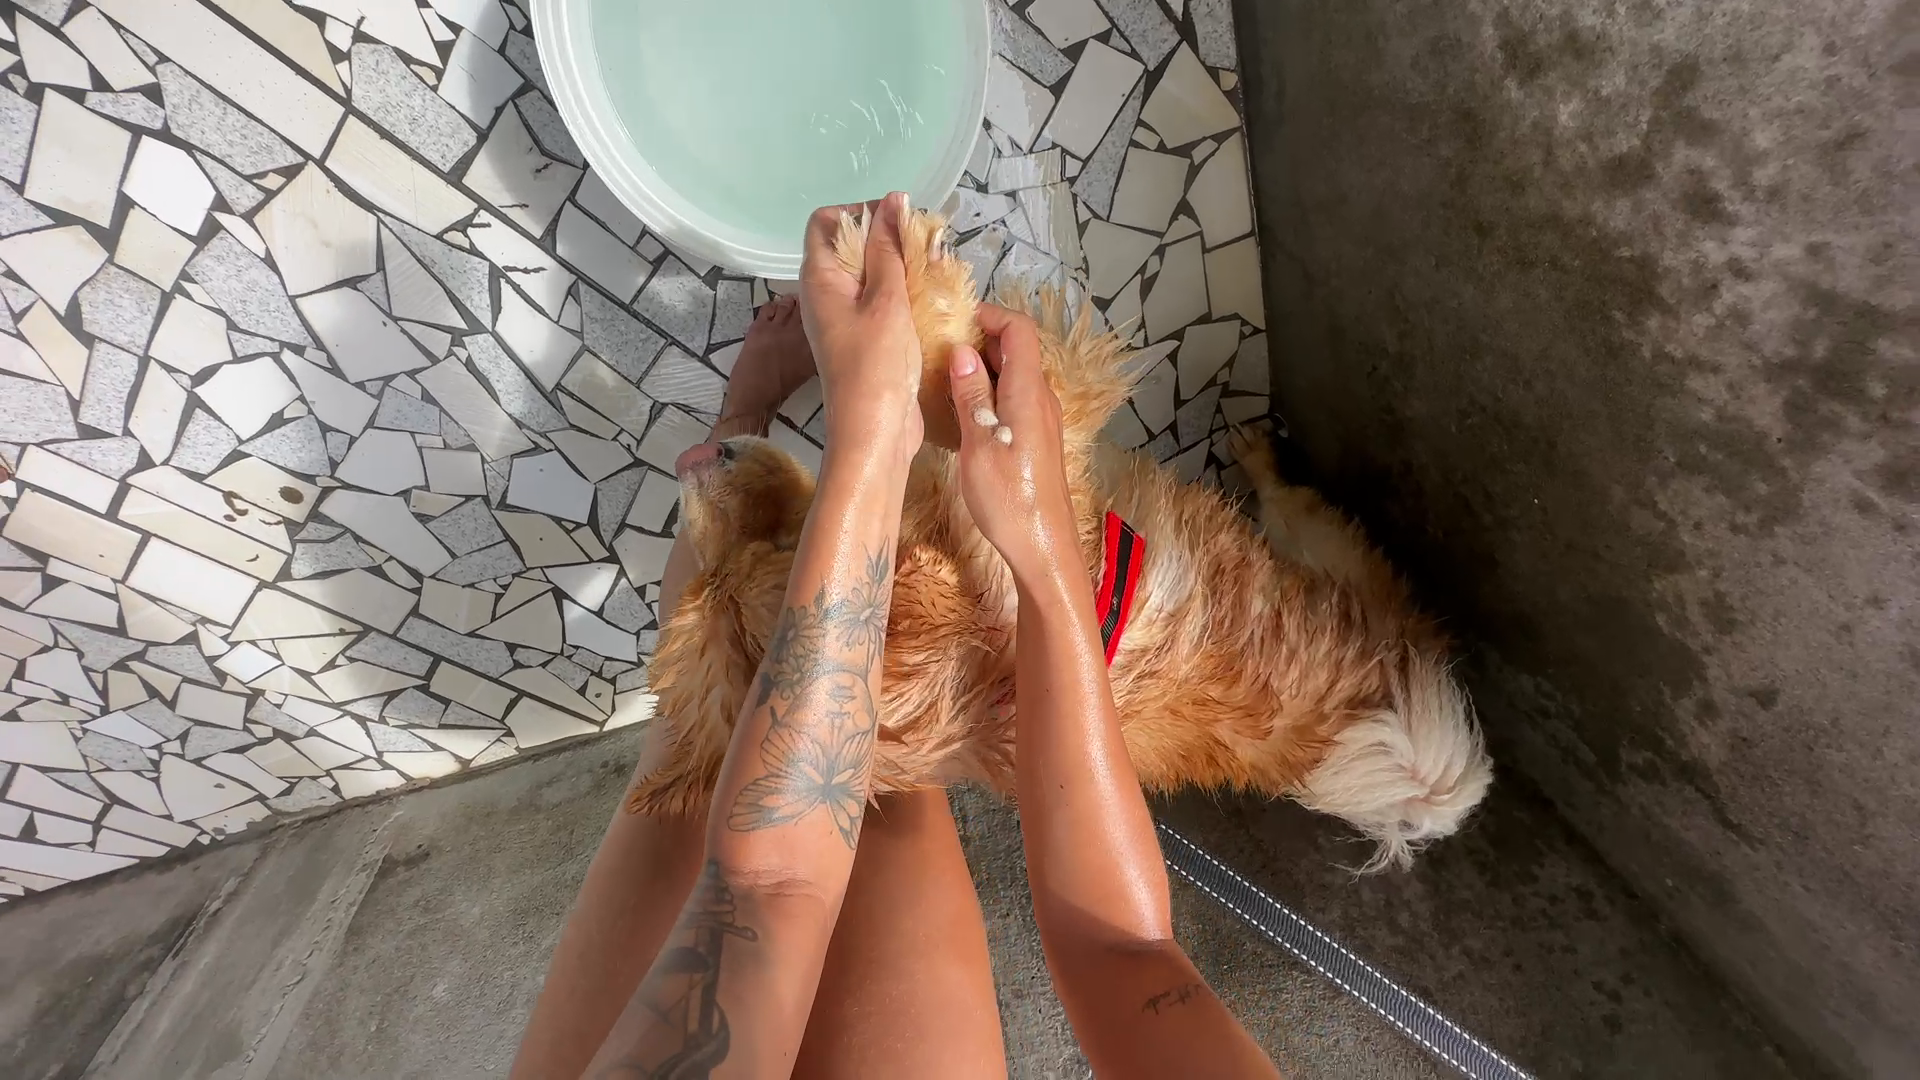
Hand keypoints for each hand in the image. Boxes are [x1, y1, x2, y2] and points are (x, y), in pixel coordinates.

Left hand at [713, 295, 813, 438]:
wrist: (752, 399)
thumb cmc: (780, 392)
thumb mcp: (806, 373)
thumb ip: (813, 355)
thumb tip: (818, 340)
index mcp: (814, 351)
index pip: (824, 323)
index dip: (823, 313)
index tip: (824, 310)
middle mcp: (800, 337)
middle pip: (807, 310)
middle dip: (808, 304)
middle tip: (808, 301)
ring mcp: (778, 330)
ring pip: (788, 305)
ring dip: (792, 302)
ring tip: (794, 301)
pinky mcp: (759, 328)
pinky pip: (769, 308)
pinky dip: (773, 305)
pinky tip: (775, 308)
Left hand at [799, 193, 923, 459]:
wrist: (874, 431)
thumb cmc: (875, 365)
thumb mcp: (886, 299)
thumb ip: (889, 248)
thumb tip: (893, 201)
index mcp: (818, 279)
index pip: (826, 222)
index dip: (859, 212)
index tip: (898, 223)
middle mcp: (825, 296)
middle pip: (850, 247)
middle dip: (888, 240)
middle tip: (924, 248)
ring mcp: (844, 320)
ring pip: (870, 277)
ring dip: (900, 269)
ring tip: (933, 272)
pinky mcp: (864, 341)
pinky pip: (880, 305)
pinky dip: (902, 297)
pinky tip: (930, 301)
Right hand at [947, 304, 1077, 585]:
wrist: (1043, 548)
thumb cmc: (1008, 501)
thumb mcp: (978, 446)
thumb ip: (971, 396)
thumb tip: (962, 351)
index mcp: (1029, 393)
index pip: (1020, 330)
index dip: (990, 316)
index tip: (955, 323)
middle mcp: (1043, 400)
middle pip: (1018, 350)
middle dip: (980, 342)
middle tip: (941, 354)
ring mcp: (1044, 421)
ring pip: (1015, 377)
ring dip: (983, 371)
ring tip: (946, 383)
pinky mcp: (1039, 441)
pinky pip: (1016, 402)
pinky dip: (991, 396)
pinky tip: (965, 417)